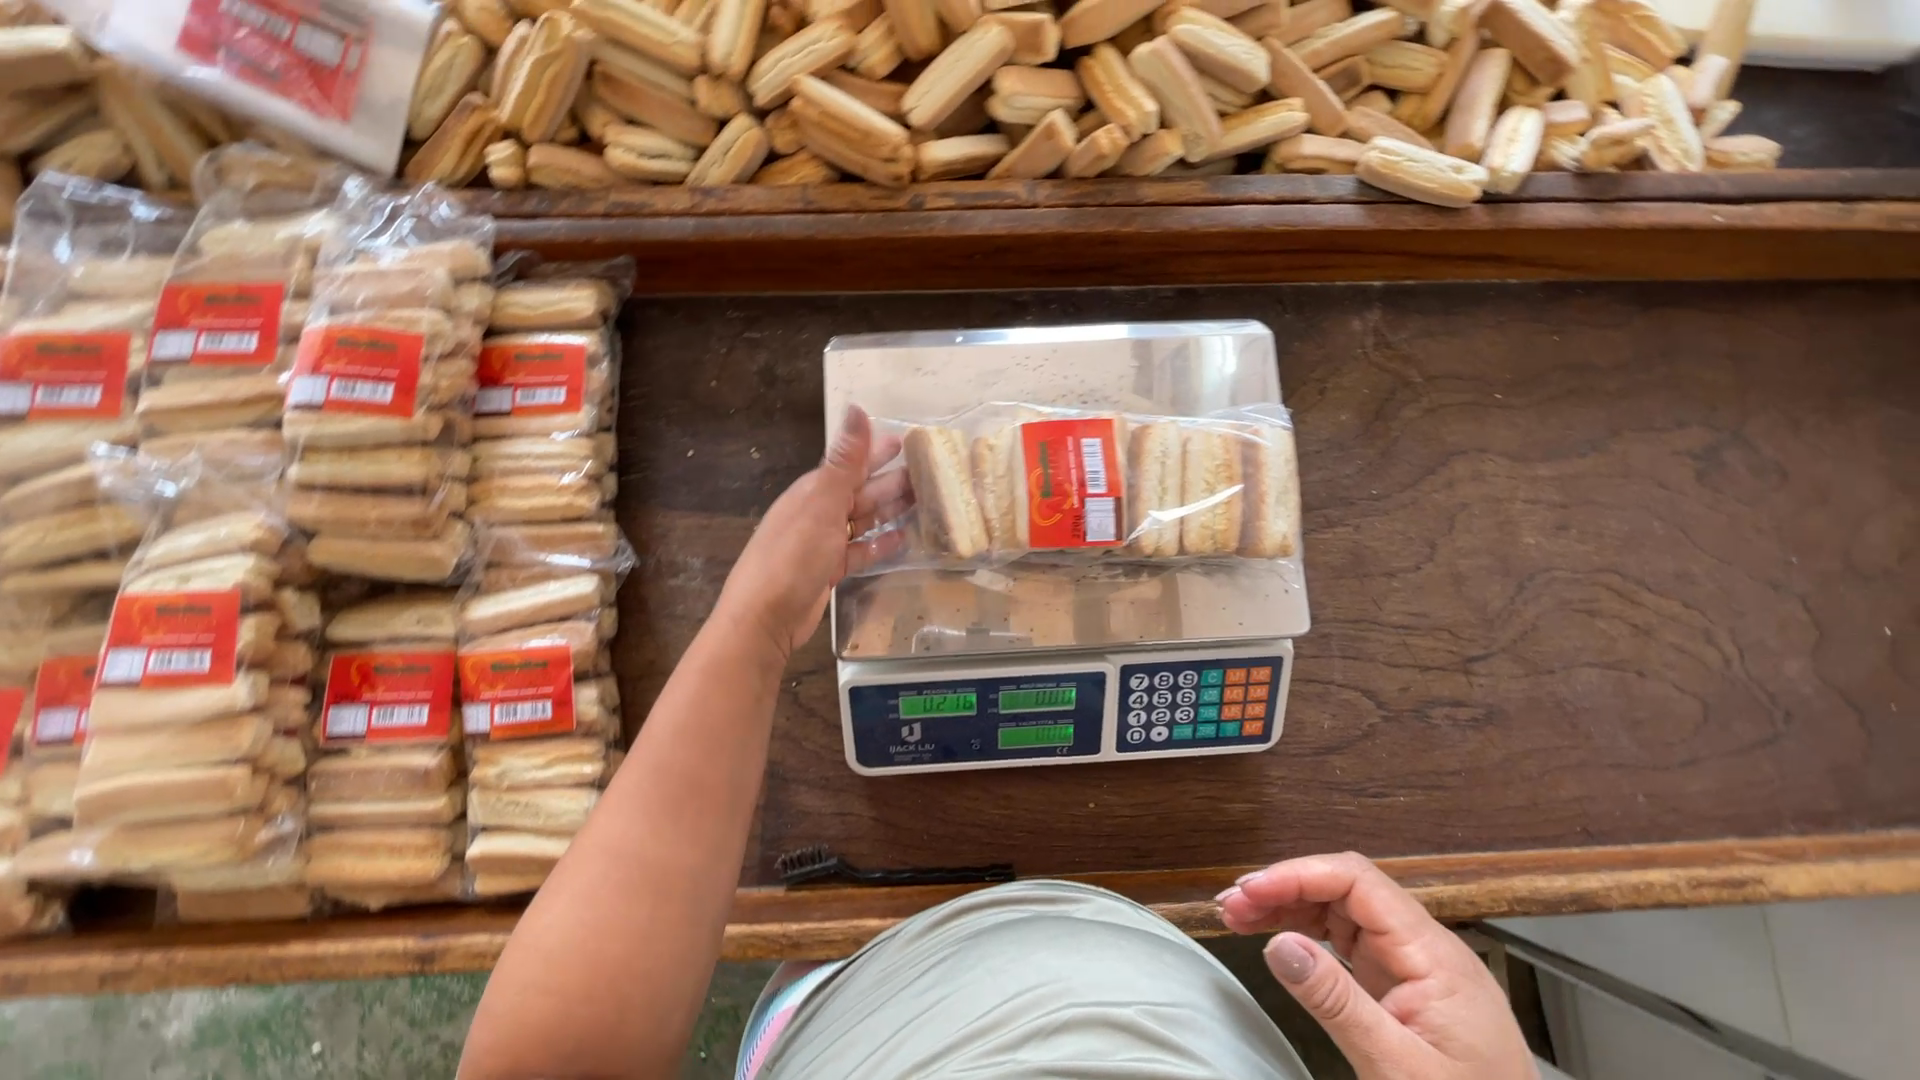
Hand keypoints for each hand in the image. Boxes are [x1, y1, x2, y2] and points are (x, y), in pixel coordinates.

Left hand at [717, 404, 908, 658]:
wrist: (764, 618)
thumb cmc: (792, 557)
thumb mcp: (821, 504)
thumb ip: (844, 461)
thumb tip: (856, 408)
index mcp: (813, 491)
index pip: (851, 464)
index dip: (877, 452)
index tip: (909, 442)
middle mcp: (817, 512)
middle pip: (860, 492)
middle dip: (892, 481)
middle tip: (931, 475)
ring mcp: (823, 543)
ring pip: (862, 520)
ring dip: (890, 511)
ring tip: (925, 504)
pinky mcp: (829, 570)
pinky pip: (860, 551)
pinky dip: (880, 544)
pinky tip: (903, 540)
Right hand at [1217, 852, 1536, 1079]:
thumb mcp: (1398, 1069)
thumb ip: (1338, 1003)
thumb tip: (1279, 944)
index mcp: (1434, 955)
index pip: (1357, 881)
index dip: (1297, 875)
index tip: (1249, 892)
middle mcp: (1424, 948)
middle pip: (1345, 888)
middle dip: (1284, 888)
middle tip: (1231, 907)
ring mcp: (1412, 966)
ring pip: (1340, 909)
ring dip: (1288, 906)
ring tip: (1238, 917)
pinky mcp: (1401, 986)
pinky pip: (1345, 940)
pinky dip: (1304, 932)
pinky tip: (1276, 938)